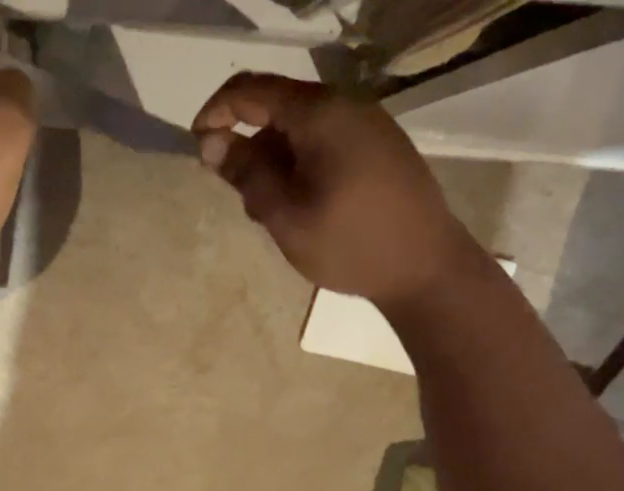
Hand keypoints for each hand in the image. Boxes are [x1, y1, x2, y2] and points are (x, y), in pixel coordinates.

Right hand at [193, 73, 477, 308]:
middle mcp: (345, 106)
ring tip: (275, 214)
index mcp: (319, 114)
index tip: (198, 150)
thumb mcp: (285, 216)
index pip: (250, 90)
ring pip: (299, 130)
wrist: (425, 267)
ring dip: (275, 162)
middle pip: (276, 108)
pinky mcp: (378, 148)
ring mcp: (366, 126)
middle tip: (244, 198)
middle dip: (248, 146)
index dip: (215, 114)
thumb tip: (212, 142)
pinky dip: (300, 166)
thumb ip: (246, 174)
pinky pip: (325, 143)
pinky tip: (304, 208)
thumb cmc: (348, 244)